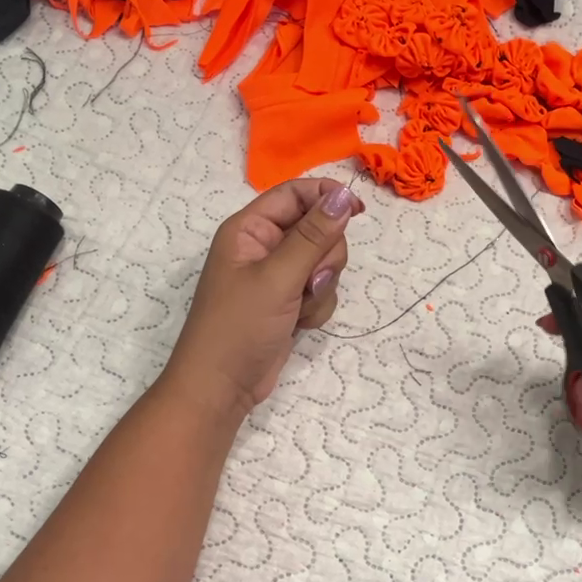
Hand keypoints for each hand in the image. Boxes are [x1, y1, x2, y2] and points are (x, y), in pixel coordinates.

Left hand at [164, 178, 360, 416]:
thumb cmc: (239, 326)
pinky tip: (299, 325)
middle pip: (318, 230)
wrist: (222, 387)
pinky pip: (321, 291)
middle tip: (311, 281)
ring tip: (299, 308)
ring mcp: (277, 277)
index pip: (295, 194)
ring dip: (321, 287)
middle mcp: (264, 247)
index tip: (359, 212)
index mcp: (250, 229)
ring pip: (324, 264)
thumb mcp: (278, 278)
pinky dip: (317, 307)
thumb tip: (344, 196)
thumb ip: (313, 236)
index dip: (327, 197)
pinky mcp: (289, 303)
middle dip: (324, 258)